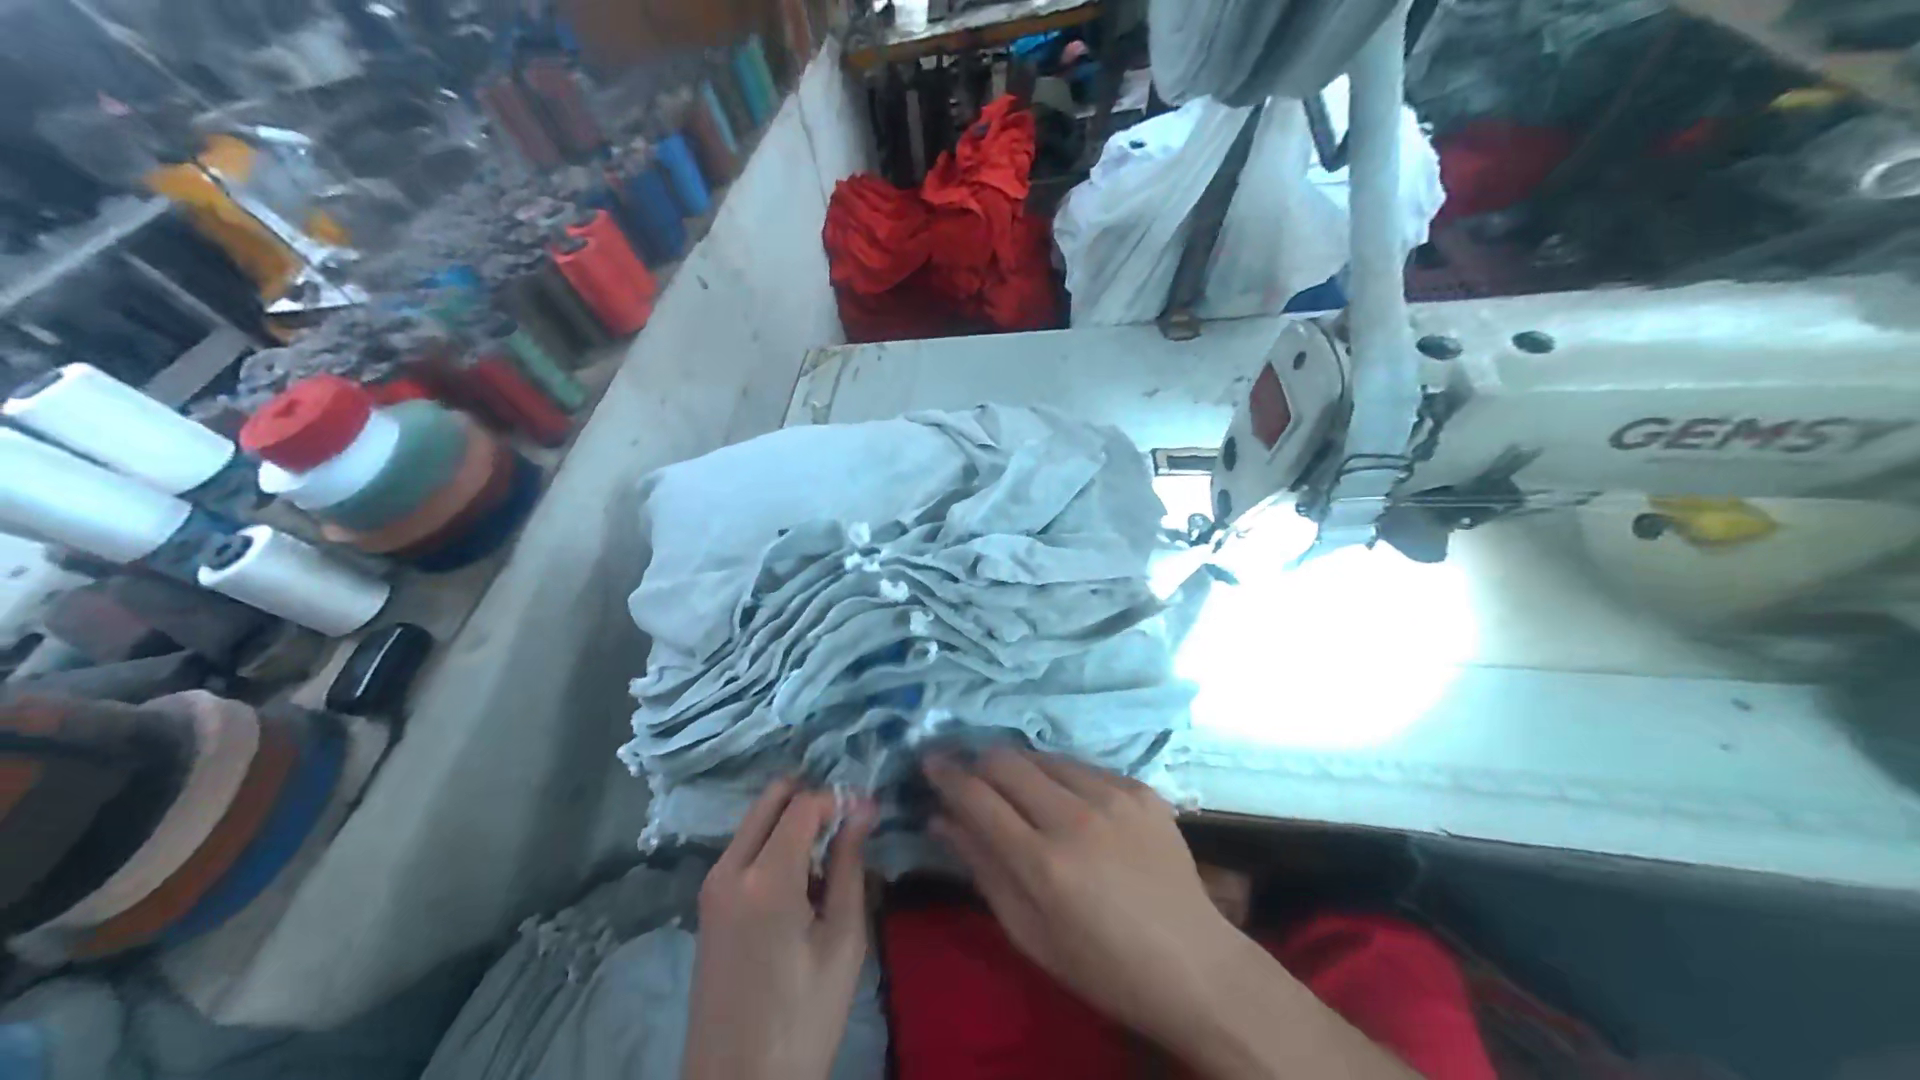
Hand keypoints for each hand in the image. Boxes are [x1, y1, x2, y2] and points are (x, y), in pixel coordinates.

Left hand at [683, 779, 875, 1079]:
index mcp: (765, 879)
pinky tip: (801, 879)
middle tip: (846, 825)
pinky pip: (744, 848)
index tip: (868, 815)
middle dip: (811, 798)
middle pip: (771, 797)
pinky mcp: (707, 903)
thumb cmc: (802, 1017)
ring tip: (829, 857)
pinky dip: (775, 843)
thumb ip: (849, 866)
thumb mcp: (843, 942)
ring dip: (792, 821)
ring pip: (756, 819)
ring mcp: (711, 885)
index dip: (839, 799)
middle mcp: (729, 868)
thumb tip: (862, 810)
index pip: (803, 804)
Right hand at [925, 748, 1414, 1079]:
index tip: (929, 763)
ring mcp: (1113, 795)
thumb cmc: (1100, 965)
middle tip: (967, 774)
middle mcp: (1076, 816)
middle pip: (1005, 761)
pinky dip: (1060, 776)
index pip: (976, 796)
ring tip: (1014, 788)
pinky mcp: (1140, 788)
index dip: (945, 775)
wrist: (1192, 963)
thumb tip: (940, 820)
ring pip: (1042, 755)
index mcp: (1043, 862)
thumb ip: (981, 869)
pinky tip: (1063, 800)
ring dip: (1017, 766)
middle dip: (976, 762)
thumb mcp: (1028, 932)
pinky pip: (1082, 765)